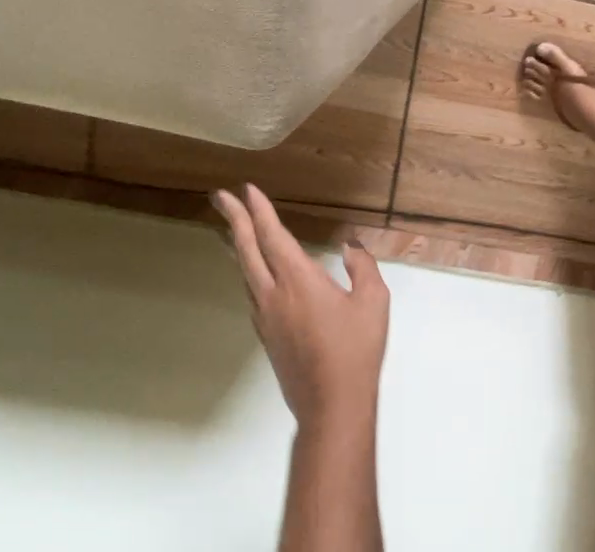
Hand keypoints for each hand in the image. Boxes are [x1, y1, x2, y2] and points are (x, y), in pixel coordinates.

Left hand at [213, 184, 390, 426]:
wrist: (331, 403)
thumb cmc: (356, 348)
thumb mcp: (374, 301)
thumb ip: (363, 267)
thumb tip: (351, 247)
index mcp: (298, 281)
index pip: (272, 237)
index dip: (259, 211)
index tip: (246, 190)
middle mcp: (273, 295)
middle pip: (246, 250)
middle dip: (233, 220)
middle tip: (221, 197)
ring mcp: (266, 318)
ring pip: (246, 272)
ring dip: (239, 245)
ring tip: (235, 229)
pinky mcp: (267, 336)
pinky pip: (254, 291)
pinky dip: (250, 269)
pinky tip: (258, 272)